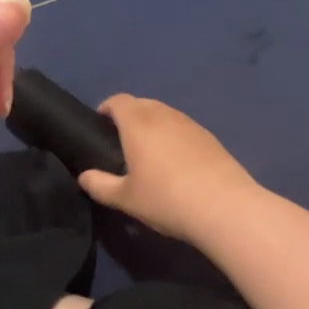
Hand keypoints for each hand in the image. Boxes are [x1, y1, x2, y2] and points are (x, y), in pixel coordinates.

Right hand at [76, 95, 262, 245]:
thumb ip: (100, 185)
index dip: (107, 108)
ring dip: (154, 125)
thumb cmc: (166, 199)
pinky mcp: (211, 138)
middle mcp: (164, 115)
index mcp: (138, 123)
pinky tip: (177, 163)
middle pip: (143, 104)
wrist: (224, 207)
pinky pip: (184, 128)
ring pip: (166, 114)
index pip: (119, 101)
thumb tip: (84, 176)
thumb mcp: (125, 198)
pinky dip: (174, 137)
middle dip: (130, 116)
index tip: (101, 125)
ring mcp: (191, 124)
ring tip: (149, 153)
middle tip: (123, 142)